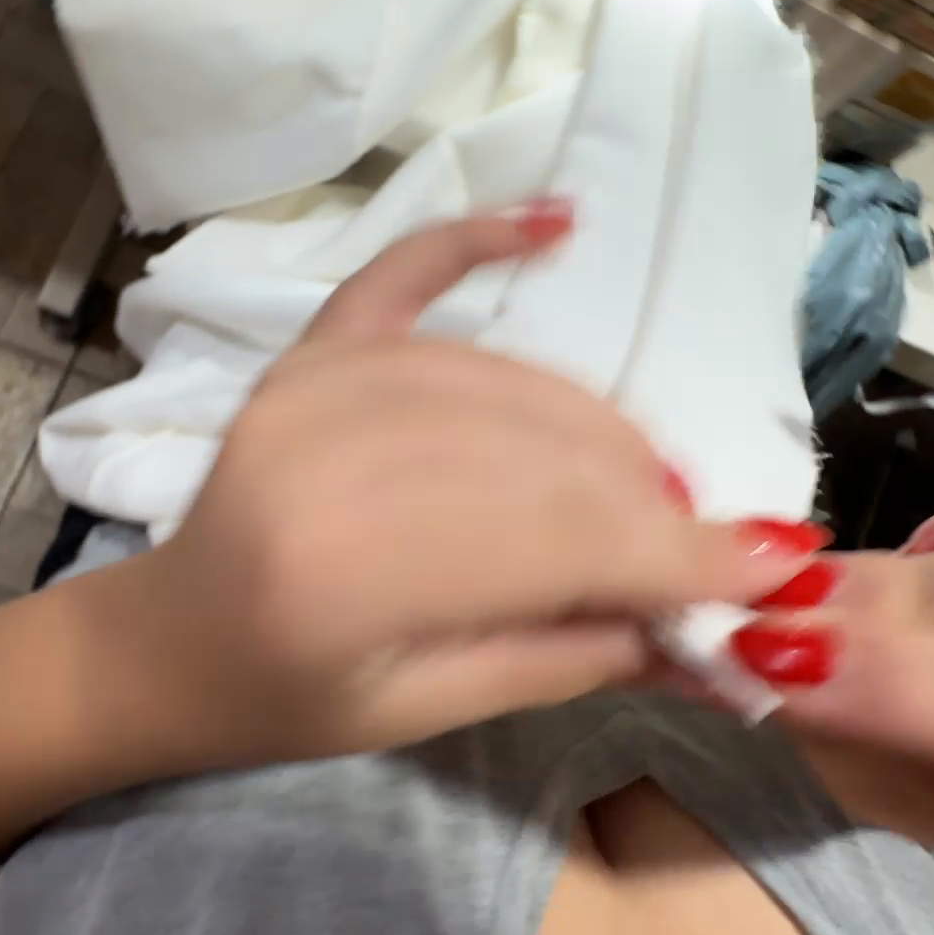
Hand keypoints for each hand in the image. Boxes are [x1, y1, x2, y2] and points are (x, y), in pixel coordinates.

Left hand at [97, 202, 823, 765]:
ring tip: (640, 477)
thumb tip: (696, 619)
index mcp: (344, 571)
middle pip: (538, 451)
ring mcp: (307, 387)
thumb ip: (558, 655)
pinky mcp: (303, 357)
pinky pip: (400, 277)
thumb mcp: (420, 712)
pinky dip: (474, 240)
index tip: (767, 569)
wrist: (166, 645)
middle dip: (642, 496)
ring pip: (502, 379)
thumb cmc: (279, 700)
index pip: (552, 541)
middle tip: (695, 536)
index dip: (673, 553)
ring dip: (593, 425)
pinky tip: (555, 222)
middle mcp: (323, 454)